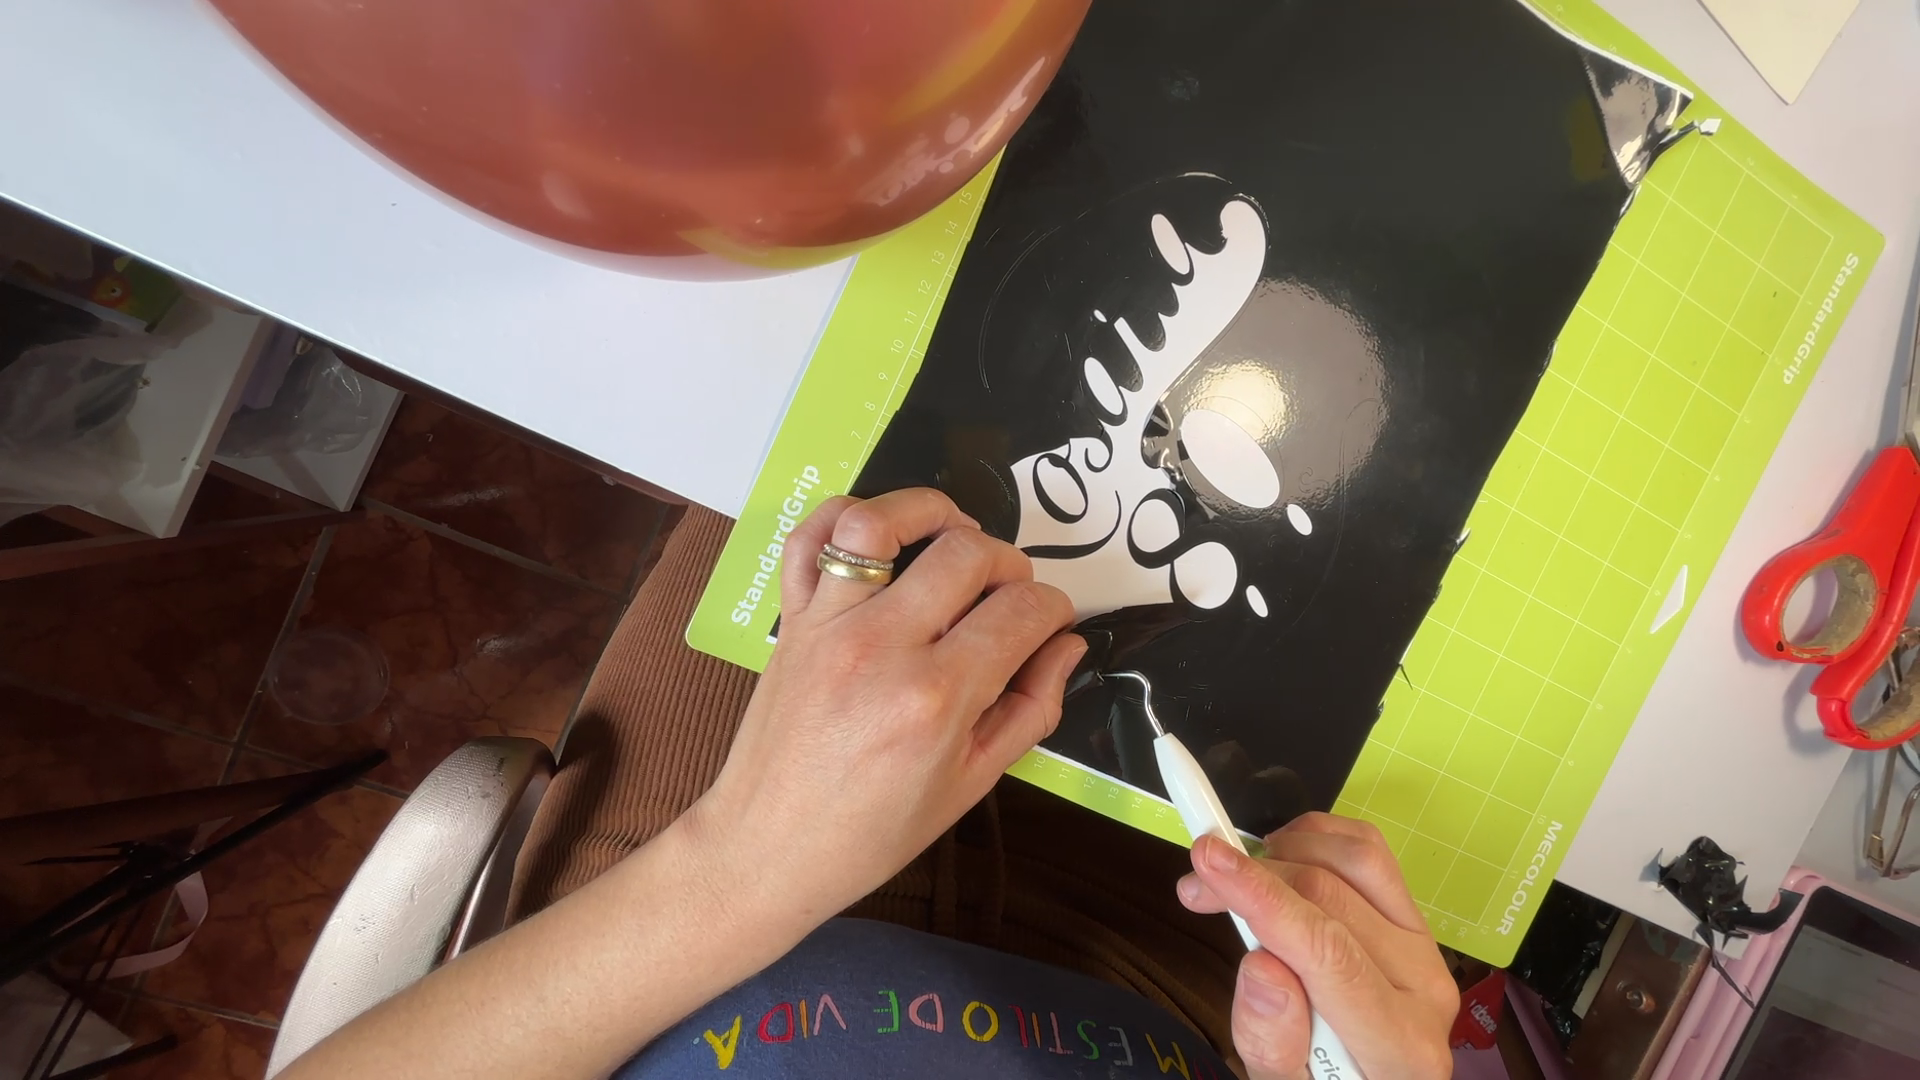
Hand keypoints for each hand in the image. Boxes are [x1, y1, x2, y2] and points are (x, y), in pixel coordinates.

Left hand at [689, 488, 1083, 921]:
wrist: (767, 849)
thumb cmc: (875, 832)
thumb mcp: (972, 782)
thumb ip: (1031, 707)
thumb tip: (1066, 645)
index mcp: (937, 698)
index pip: (1021, 611)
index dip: (1054, 608)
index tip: (1052, 620)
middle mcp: (883, 646)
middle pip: (968, 554)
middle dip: (1011, 562)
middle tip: (1012, 593)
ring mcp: (828, 624)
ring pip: (883, 522)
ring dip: (933, 513)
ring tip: (955, 539)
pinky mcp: (791, 618)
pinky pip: (808, 538)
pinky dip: (845, 516)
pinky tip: (882, 537)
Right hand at [1177, 814, 1455, 1079]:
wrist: (1359, 1077)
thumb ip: (1270, 1040)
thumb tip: (1261, 964)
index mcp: (1398, 1044)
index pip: (1328, 951)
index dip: (1262, 896)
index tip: (1206, 858)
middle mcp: (1423, 985)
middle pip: (1327, 895)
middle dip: (1248, 876)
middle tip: (1195, 887)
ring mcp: (1421, 942)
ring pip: (1352, 858)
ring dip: (1283, 852)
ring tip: (1242, 878)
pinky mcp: (1409, 912)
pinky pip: (1365, 846)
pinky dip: (1313, 836)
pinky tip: (1280, 862)